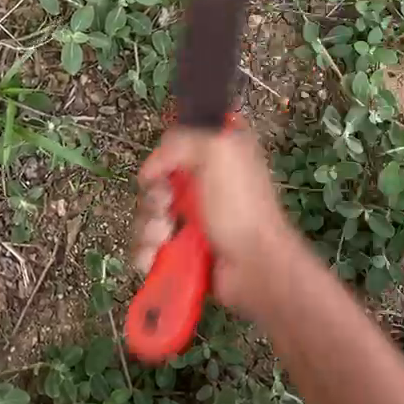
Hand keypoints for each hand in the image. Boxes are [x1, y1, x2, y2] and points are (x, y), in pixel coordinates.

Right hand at [134, 125, 305, 320]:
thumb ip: (179, 142)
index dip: (167, 150)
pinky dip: (148, 251)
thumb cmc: (240, 206)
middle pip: (160, 178)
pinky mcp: (185, 248)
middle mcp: (208, 181)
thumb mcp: (217, 151)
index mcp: (222, 150)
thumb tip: (151, 171)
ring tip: (164, 238)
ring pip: (151, 213)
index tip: (165, 165)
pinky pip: (151, 243)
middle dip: (155, 195)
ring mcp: (196, 216)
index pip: (182, 136)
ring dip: (150, 226)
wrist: (254, 267)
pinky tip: (155, 257)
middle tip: (167, 206)